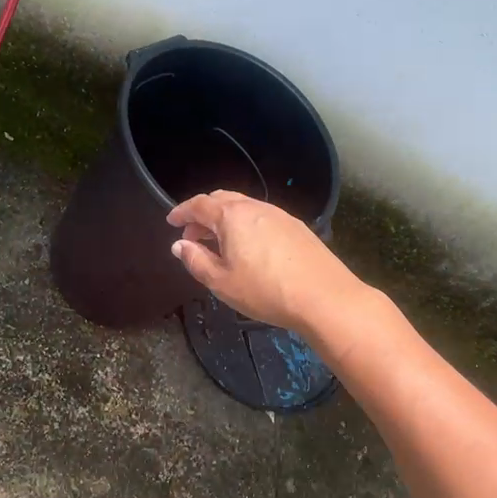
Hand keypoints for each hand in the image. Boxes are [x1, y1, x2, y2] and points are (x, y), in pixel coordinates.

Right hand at [166, 191, 367, 334]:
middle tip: (193, 236)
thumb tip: (179, 245)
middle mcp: (256, 208)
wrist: (325, 298)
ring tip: (219, 244)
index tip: (171, 221)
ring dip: (225, 220)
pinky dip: (245, 225)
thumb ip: (195, 260)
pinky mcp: (297, 228)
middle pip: (222, 200)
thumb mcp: (221, 282)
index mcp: (232, 216)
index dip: (181, 211)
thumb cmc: (265, 291)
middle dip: (203, 214)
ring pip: (244, 207)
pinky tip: (248, 249)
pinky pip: (262, 218)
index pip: (199, 205)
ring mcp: (280, 215)